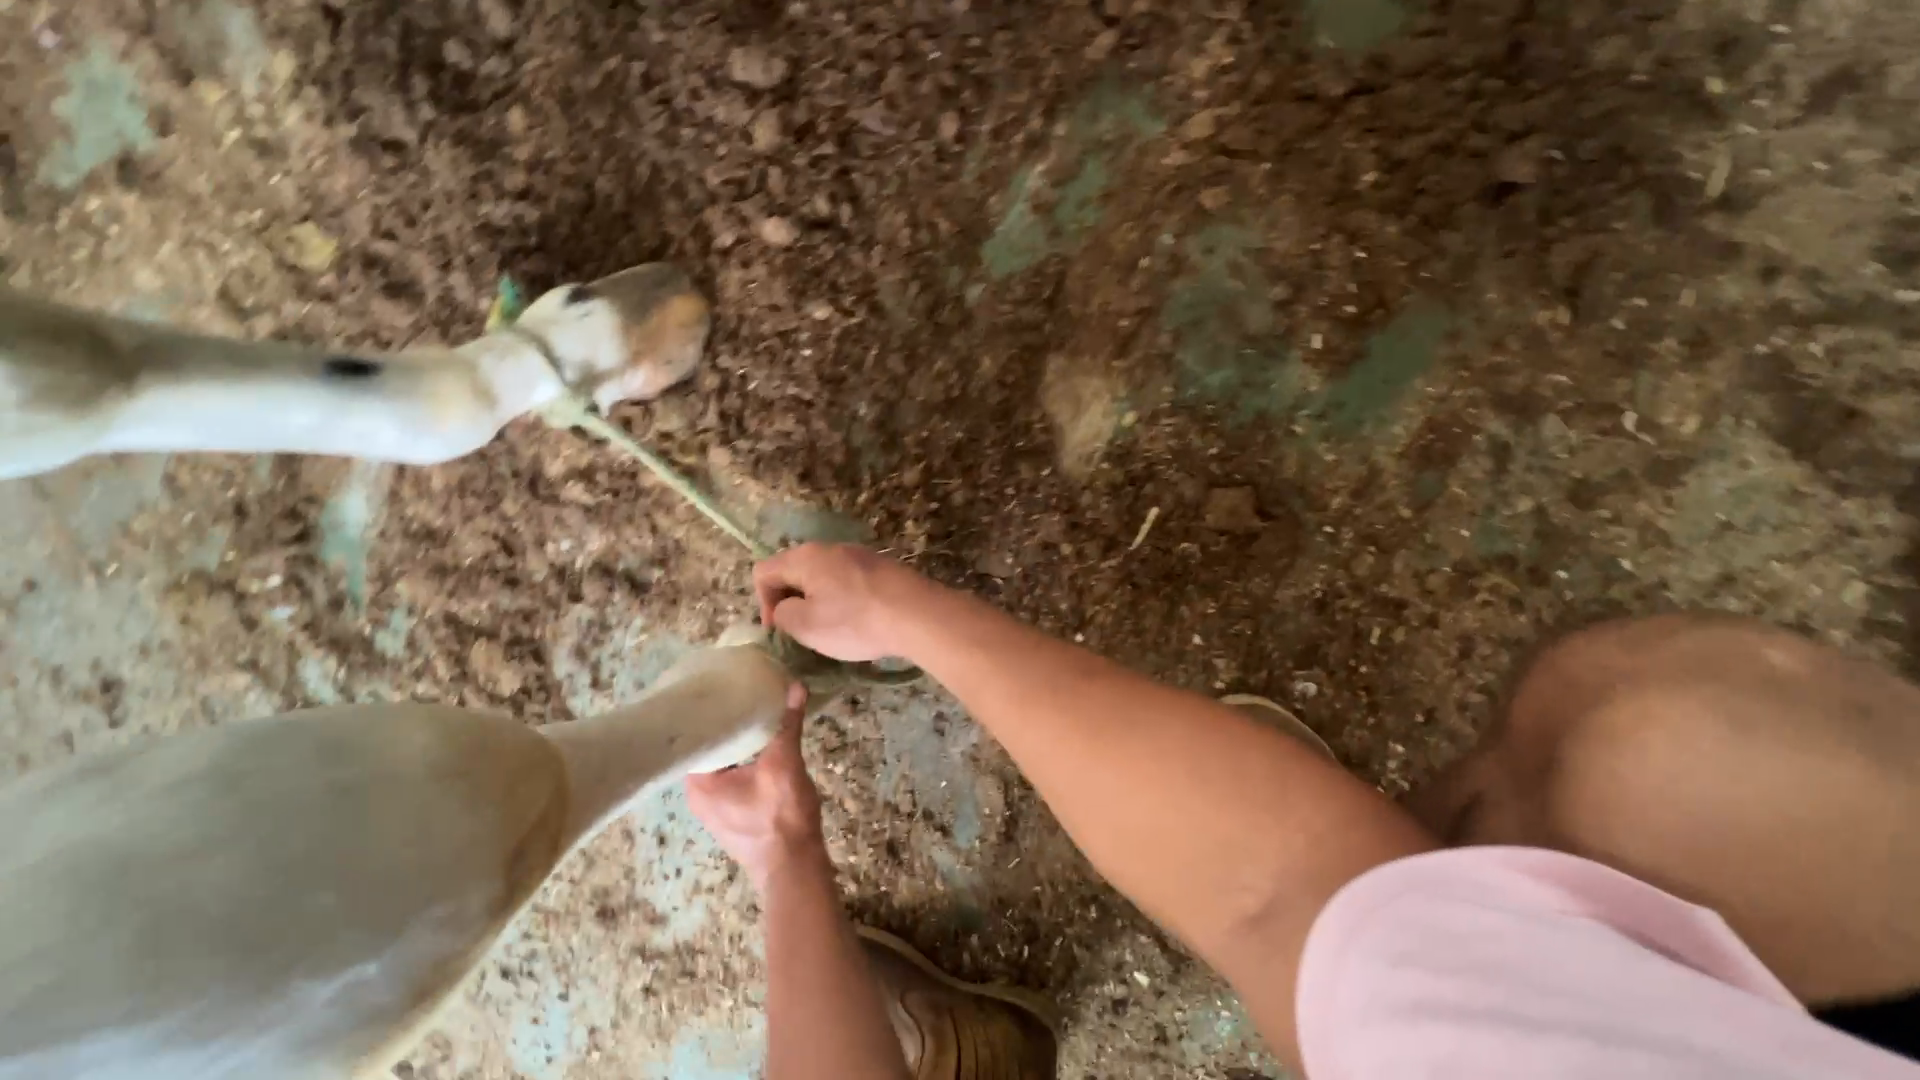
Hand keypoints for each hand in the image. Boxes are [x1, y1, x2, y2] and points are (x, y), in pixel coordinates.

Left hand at [686, 683, 824, 889]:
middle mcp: (698, 797)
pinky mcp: (732, 816)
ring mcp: (715, 809)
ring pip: (721, 765)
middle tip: (733, 694)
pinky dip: (741, 762)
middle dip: (723, 726)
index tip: (713, 688)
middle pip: (707, 750)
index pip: (691, 738)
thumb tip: (795, 686)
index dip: (703, 713)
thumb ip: (787, 725)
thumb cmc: (781, 817)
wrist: (795, 868)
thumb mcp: (784, 764)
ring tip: (747, 713)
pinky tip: (758, 745)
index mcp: (699, 783)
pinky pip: (731, 779)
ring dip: (735, 744)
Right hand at [752, 543, 927, 662]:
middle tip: (802, 632)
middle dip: (791, 602)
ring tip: (832, 630)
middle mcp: (829, 548)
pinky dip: (844, 600)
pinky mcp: (881, 567)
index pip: (764, 571)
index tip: (779, 630)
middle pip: (794, 571)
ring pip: (823, 577)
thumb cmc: (855, 621)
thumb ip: (783, 615)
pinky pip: (848, 581)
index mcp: (805, 557)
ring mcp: (859, 555)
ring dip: (819, 602)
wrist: (918, 614)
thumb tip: (784, 608)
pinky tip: (859, 622)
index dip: (763, 602)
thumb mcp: (806, 626)